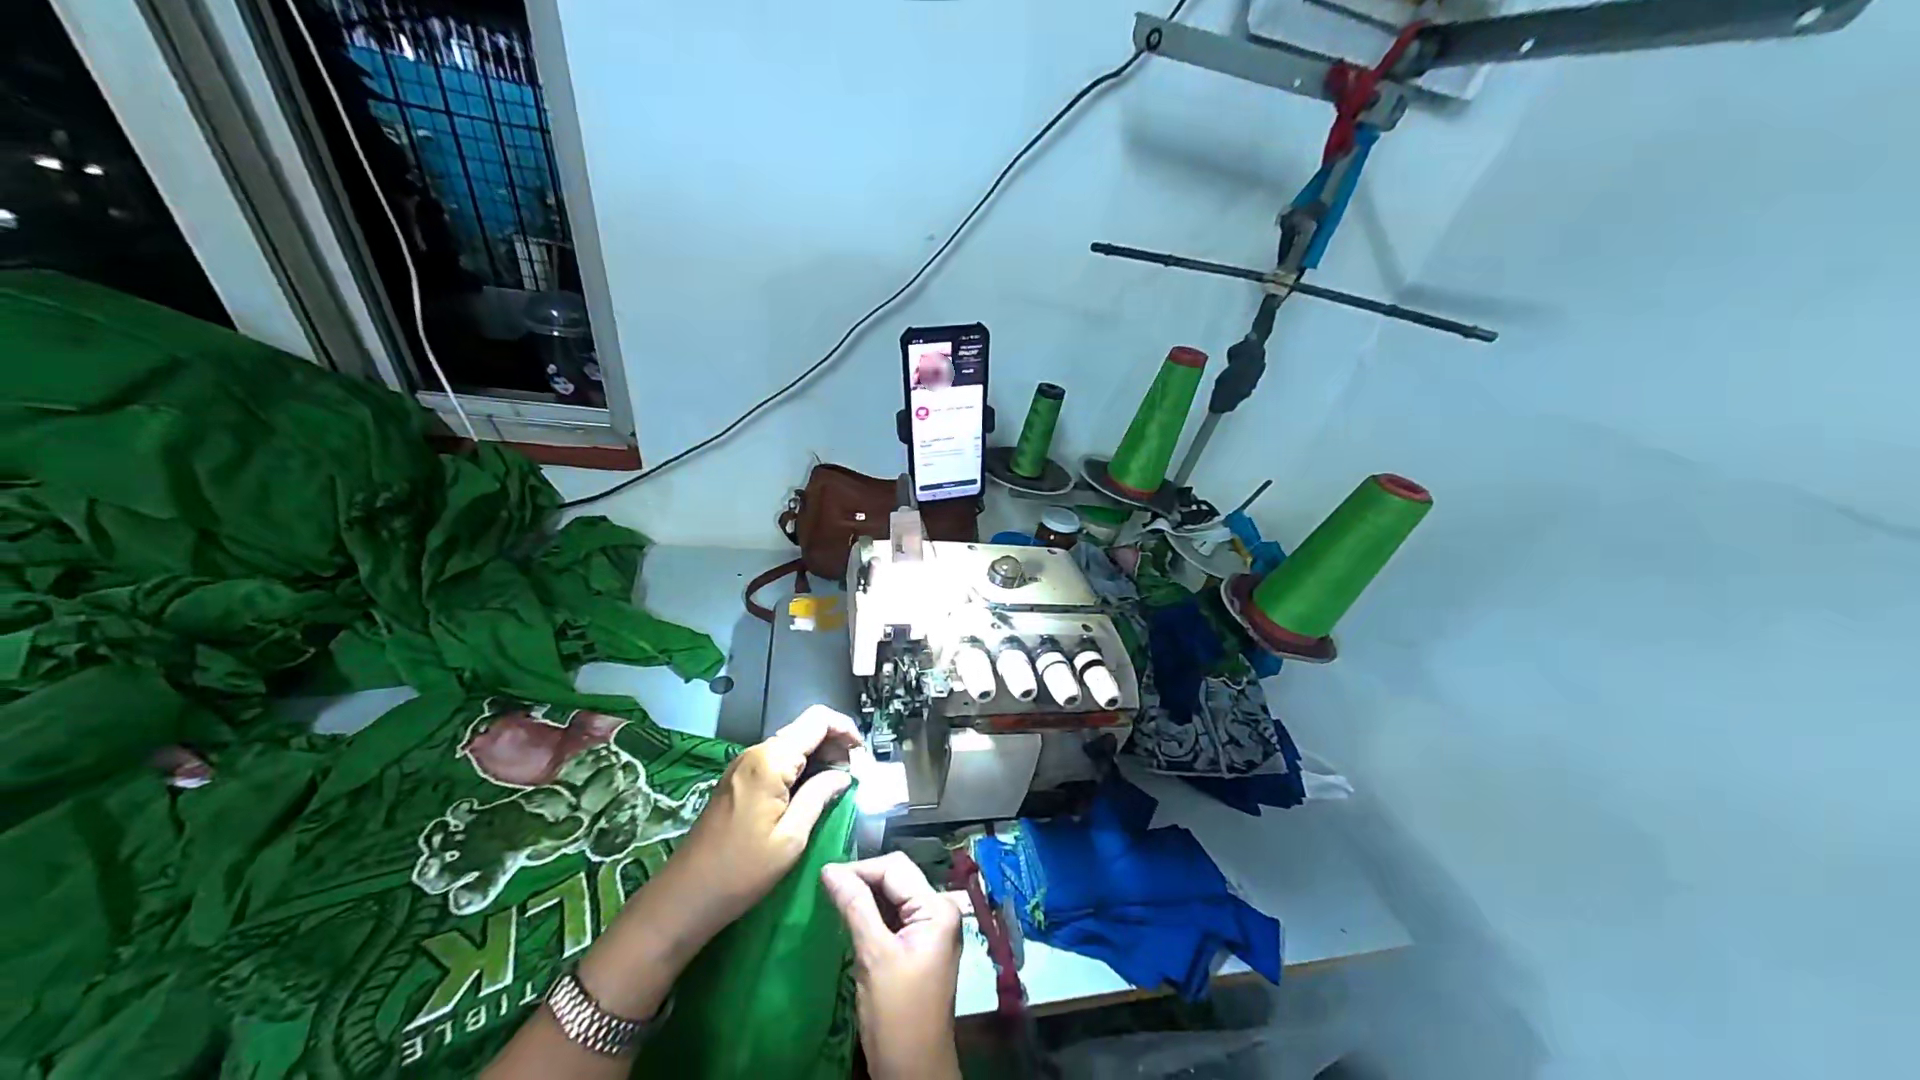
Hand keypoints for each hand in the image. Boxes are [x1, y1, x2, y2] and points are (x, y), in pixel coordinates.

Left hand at [571, 708, 859, 1019]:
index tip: (863, 755)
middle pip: (805, 729)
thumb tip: (843, 775)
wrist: (685, 896)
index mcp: (771, 760)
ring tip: (838, 784)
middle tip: (854, 775)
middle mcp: (756, 753)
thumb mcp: (791, 837)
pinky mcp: (738, 780)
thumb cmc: (741, 871)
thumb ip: (820, 796)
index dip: (845, 729)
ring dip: (818, 756)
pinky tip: (810, 791)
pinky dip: (799, 767)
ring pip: (792, 744)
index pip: (817, 721)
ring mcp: (743, 765)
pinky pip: (776, 760)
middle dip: (834, 744)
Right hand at [821, 852, 963, 1079]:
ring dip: (865, 897)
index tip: (824, 878)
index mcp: (937, 908)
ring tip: (834, 902)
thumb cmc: (896, 1015)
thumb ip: (855, 906)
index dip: (859, 869)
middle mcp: (939, 910)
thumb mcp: (873, 956)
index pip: (895, 868)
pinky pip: (895, 916)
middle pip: (897, 878)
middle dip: (862, 880)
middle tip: (827, 890)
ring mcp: (931, 929)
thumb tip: (829, 869)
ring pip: (894, 896)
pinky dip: (873, 914)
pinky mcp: (920, 946)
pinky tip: (851, 920)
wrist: (914, 1071)